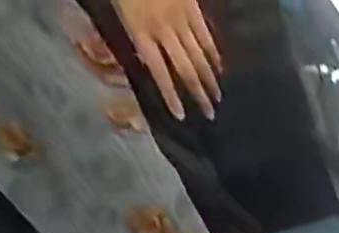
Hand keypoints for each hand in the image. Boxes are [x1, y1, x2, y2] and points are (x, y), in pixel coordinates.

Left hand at [113, 0, 222, 119]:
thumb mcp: (118, 6)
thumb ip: (133, 30)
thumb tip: (147, 59)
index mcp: (139, 28)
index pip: (159, 70)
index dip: (171, 95)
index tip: (181, 115)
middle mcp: (163, 30)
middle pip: (185, 70)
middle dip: (199, 95)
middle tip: (210, 114)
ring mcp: (180, 20)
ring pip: (199, 58)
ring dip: (210, 81)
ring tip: (217, 98)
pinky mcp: (192, 10)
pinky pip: (206, 38)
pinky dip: (214, 56)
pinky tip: (220, 69)